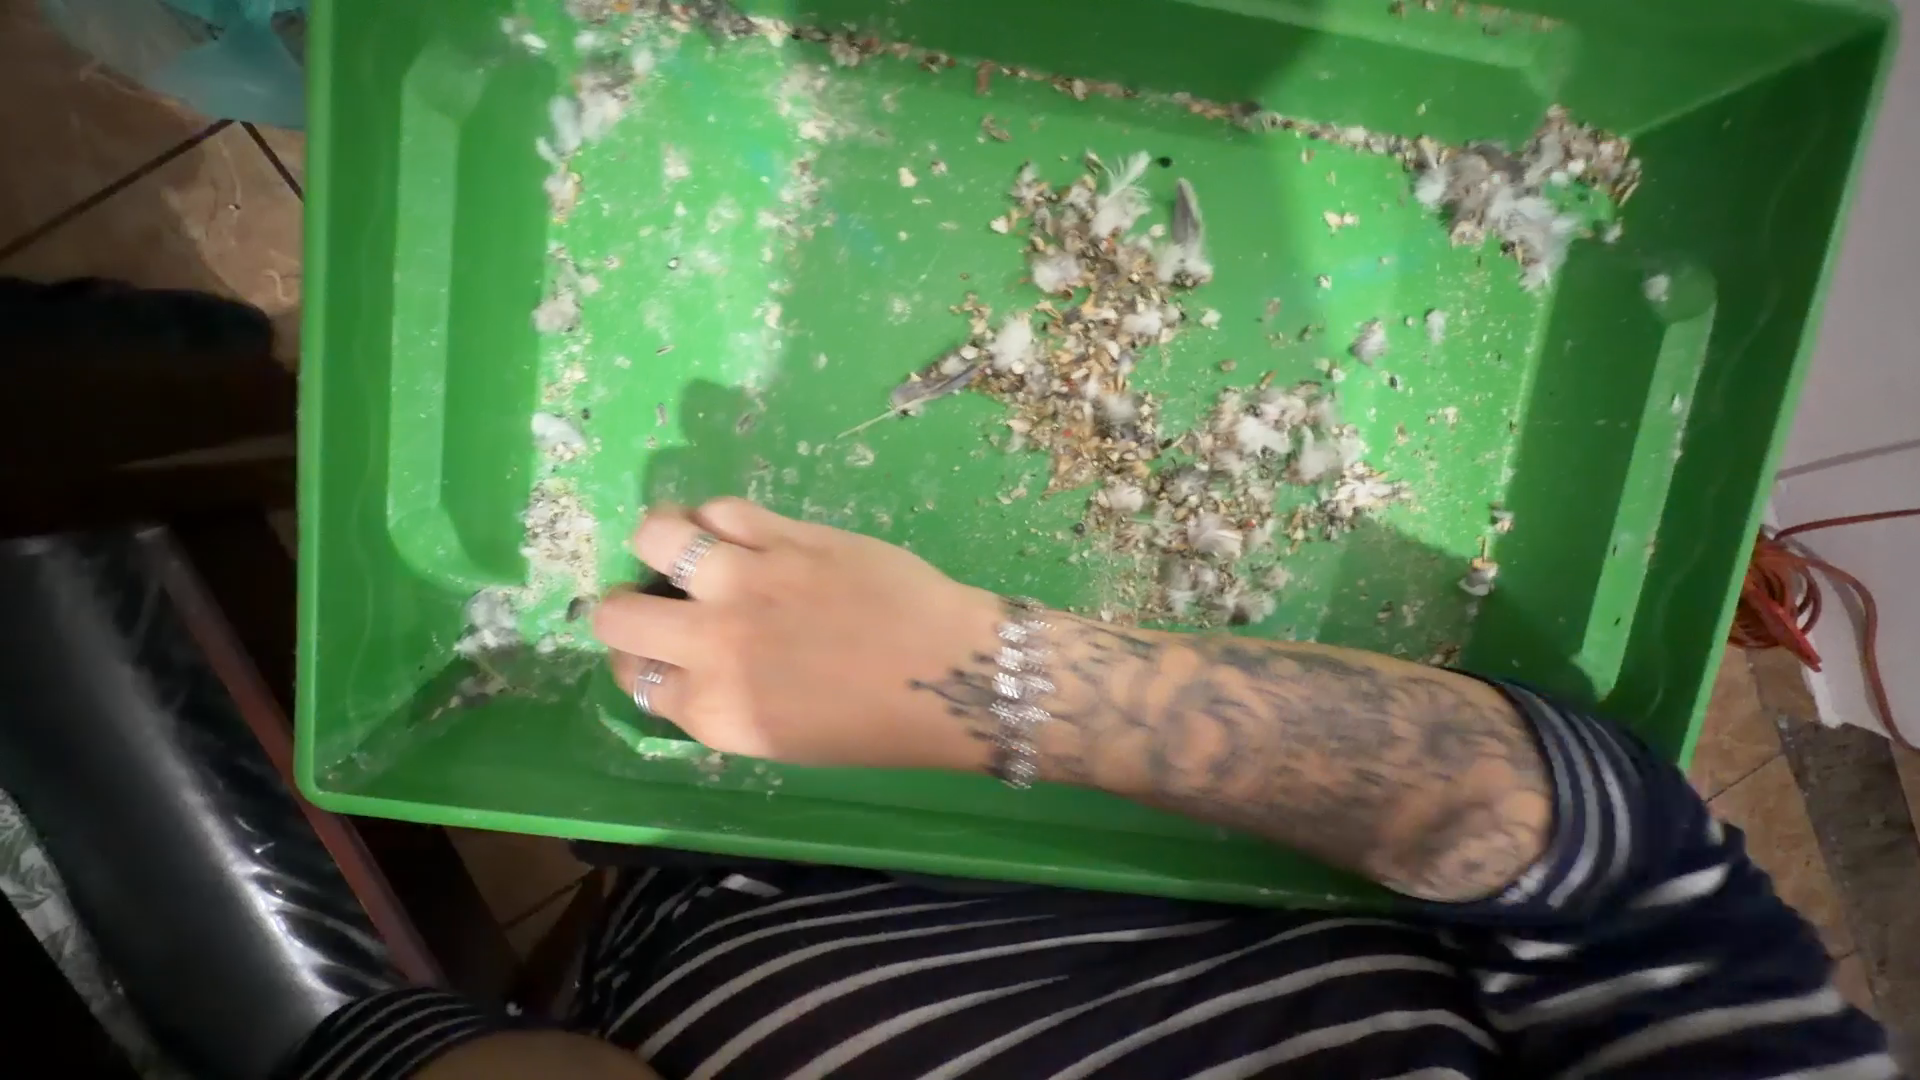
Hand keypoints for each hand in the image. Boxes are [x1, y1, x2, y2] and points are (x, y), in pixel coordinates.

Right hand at [591, 498, 1003, 770]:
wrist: (951, 674)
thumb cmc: (876, 724)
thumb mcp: (781, 738)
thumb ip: (722, 701)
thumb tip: (689, 663)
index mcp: (711, 712)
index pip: (634, 678)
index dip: (641, 661)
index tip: (660, 649)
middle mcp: (712, 644)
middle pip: (616, 613)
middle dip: (626, 606)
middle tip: (661, 599)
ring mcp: (746, 581)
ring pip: (656, 536)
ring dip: (662, 545)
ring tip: (690, 550)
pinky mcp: (787, 536)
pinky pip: (720, 508)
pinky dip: (716, 519)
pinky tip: (738, 532)